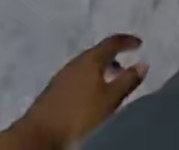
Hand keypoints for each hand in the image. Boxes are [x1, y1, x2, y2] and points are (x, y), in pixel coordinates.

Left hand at [0, 34, 146, 149]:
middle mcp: (76, 62)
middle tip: (124, 64)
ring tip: (108, 82)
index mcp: (91, 58)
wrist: (35, 137)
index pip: (113, 41)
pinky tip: (88, 95)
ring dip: (99, 70)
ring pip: (85, 66)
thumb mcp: (109, 100)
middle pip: (98, 53)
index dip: (127, 40)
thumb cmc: (77, 115)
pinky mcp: (51, 92)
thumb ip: (128, 80)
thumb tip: (144, 63)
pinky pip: (75, 77)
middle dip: (113, 56)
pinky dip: (87, 79)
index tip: (139, 43)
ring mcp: (61, 76)